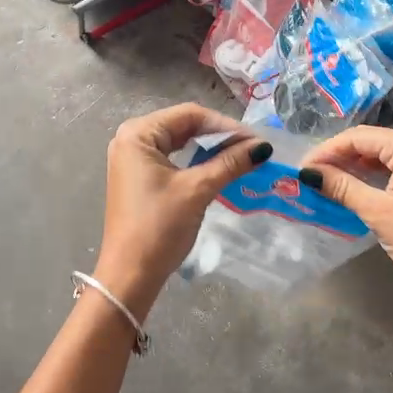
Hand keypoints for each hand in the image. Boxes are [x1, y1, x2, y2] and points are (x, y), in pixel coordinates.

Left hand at [94, 104, 272, 317]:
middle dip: (218, 135)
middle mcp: (131, 138)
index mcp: (138, 133)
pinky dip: (195, 160)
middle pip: (183, 124)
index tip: (254, 140)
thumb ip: (229, 163)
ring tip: (239, 156)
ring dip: (208, 148)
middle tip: (250, 148)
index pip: (189, 114)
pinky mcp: (138, 177)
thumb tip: (263, 147)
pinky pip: (172, 157)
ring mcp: (133, 158)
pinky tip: (216, 167)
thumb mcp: (197, 190)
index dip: (224, 125)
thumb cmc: (159, 228)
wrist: (129, 277)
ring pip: (179, 141)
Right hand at [298, 127, 392, 316]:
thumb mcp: (379, 214)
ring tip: (326, 182)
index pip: (359, 137)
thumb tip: (308, 173)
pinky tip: (354, 187)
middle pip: (370, 142)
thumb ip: (343, 188)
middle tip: (310, 176)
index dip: (327, 151)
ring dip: (354, 166)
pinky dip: (373, 175)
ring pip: (381, 154)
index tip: (302, 169)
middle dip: (339, 157)